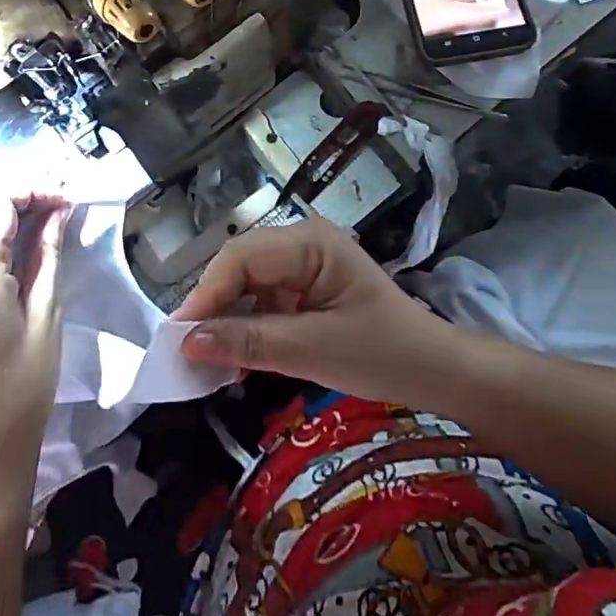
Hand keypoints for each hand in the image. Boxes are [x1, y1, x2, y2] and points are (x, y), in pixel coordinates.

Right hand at [171, 216, 462, 404]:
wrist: (437, 372)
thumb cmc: (383, 354)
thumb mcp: (312, 350)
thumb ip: (248, 342)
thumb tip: (186, 342)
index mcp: (310, 243)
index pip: (241, 257)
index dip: (206, 293)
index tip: (179, 337)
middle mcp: (302, 243)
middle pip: (240, 266)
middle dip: (213, 306)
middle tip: (186, 350)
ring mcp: (304, 265)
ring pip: (247, 284)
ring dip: (227, 320)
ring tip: (206, 359)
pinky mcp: (306, 288)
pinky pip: (264, 301)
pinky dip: (247, 327)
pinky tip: (235, 357)